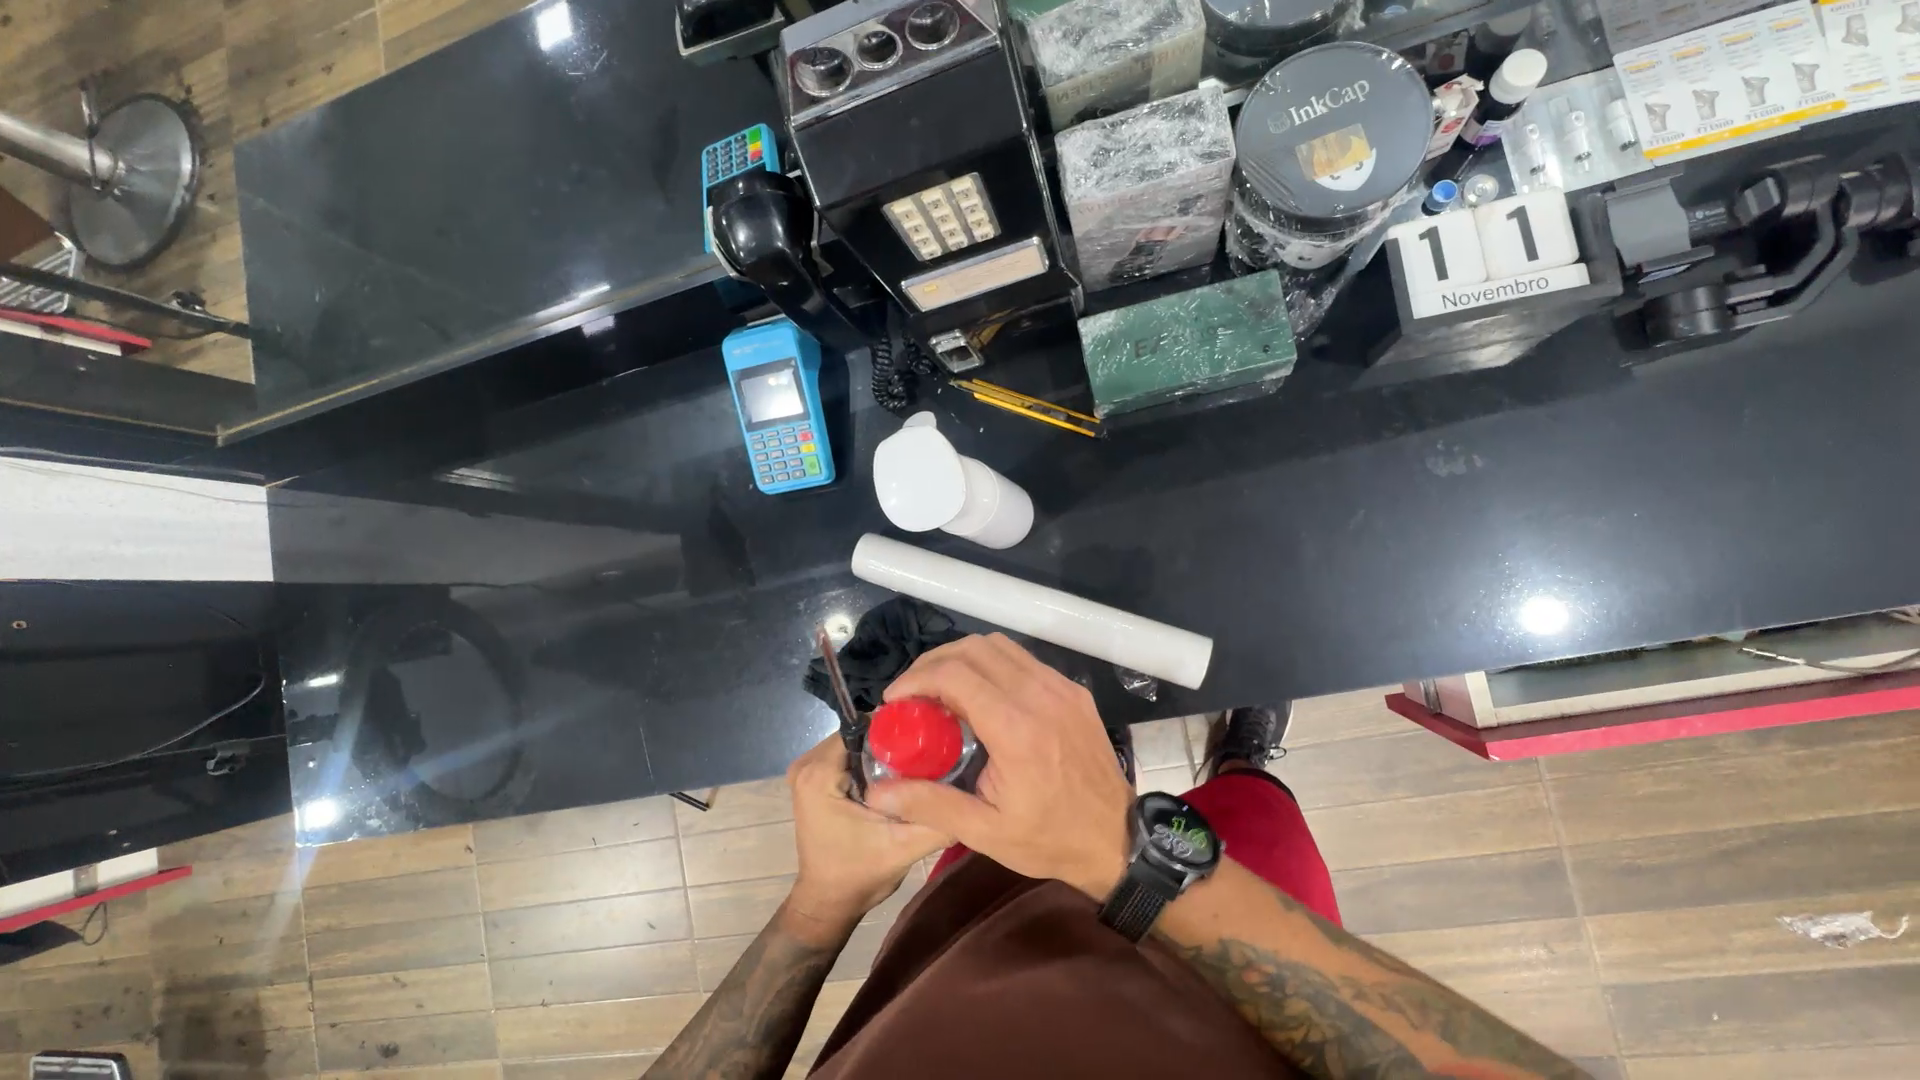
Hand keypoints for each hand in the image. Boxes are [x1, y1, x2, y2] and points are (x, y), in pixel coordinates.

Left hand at [785, 734, 951, 939]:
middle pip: (861, 734)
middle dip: (895, 742)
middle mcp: (807, 764)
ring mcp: (807, 770)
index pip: (866, 730)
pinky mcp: (814, 779)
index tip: (932, 740)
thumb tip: (973, 785)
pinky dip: (872, 763)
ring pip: (856, 743)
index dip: (900, 733)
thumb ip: (938, 818)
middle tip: (931, 753)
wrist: (829, 903)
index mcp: (819, 773)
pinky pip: (848, 756)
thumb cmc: (860, 875)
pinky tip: (898, 777)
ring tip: (918, 765)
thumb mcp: (905, 847)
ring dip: (885, 753)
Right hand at [866, 634, 1134, 900]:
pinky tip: (980, 696)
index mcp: (1016, 729)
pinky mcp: (1073, 690)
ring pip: (1000, 647)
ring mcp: (1061, 688)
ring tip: (940, 690)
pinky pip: (1024, 661)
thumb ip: (929, 804)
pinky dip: (992, 666)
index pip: (955, 674)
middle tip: (912, 693)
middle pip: (974, 649)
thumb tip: (876, 792)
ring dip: (962, 659)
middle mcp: (1040, 696)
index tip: (895, 700)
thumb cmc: (1049, 839)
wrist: (1116, 839)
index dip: (917, 678)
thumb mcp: (985, 831)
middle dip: (933, 663)